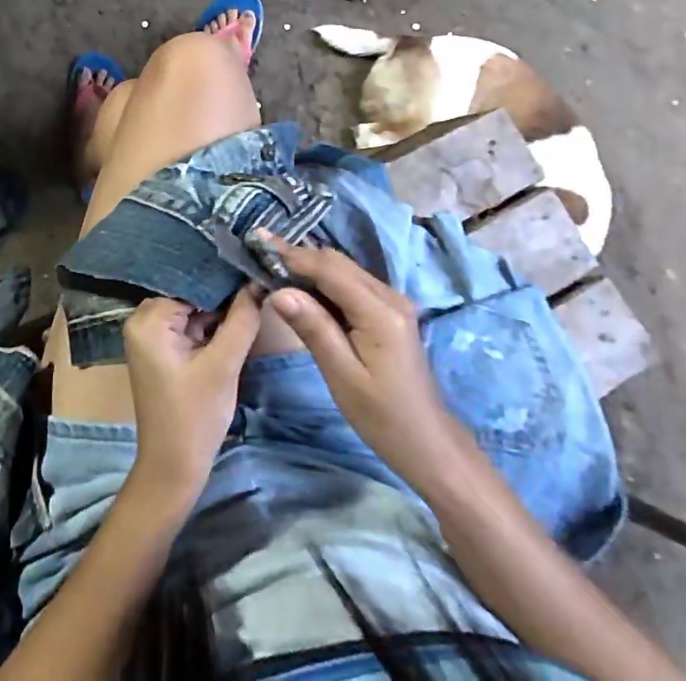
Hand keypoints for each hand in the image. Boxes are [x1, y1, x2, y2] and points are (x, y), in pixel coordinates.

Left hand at [123, 293, 260, 498]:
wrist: (174, 467)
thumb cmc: (195, 416)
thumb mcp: (224, 365)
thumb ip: (242, 319)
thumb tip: (259, 280)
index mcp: (148, 319)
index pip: (191, 280)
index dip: (224, 274)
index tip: (255, 265)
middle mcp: (143, 320)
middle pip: (191, 292)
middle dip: (224, 290)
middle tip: (259, 278)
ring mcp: (151, 335)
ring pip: (194, 307)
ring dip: (221, 307)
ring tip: (255, 291)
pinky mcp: (163, 350)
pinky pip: (190, 324)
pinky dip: (212, 324)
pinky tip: (240, 315)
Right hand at [263, 241, 476, 487]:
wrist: (426, 442)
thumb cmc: (382, 416)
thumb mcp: (341, 375)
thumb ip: (313, 328)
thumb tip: (279, 291)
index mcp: (380, 312)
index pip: (329, 269)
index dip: (293, 255)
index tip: (258, 243)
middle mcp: (391, 297)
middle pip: (338, 263)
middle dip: (299, 256)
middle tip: (260, 254)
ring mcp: (393, 303)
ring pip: (345, 271)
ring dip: (310, 267)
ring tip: (273, 266)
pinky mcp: (390, 313)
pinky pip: (352, 286)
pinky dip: (325, 283)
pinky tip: (302, 289)